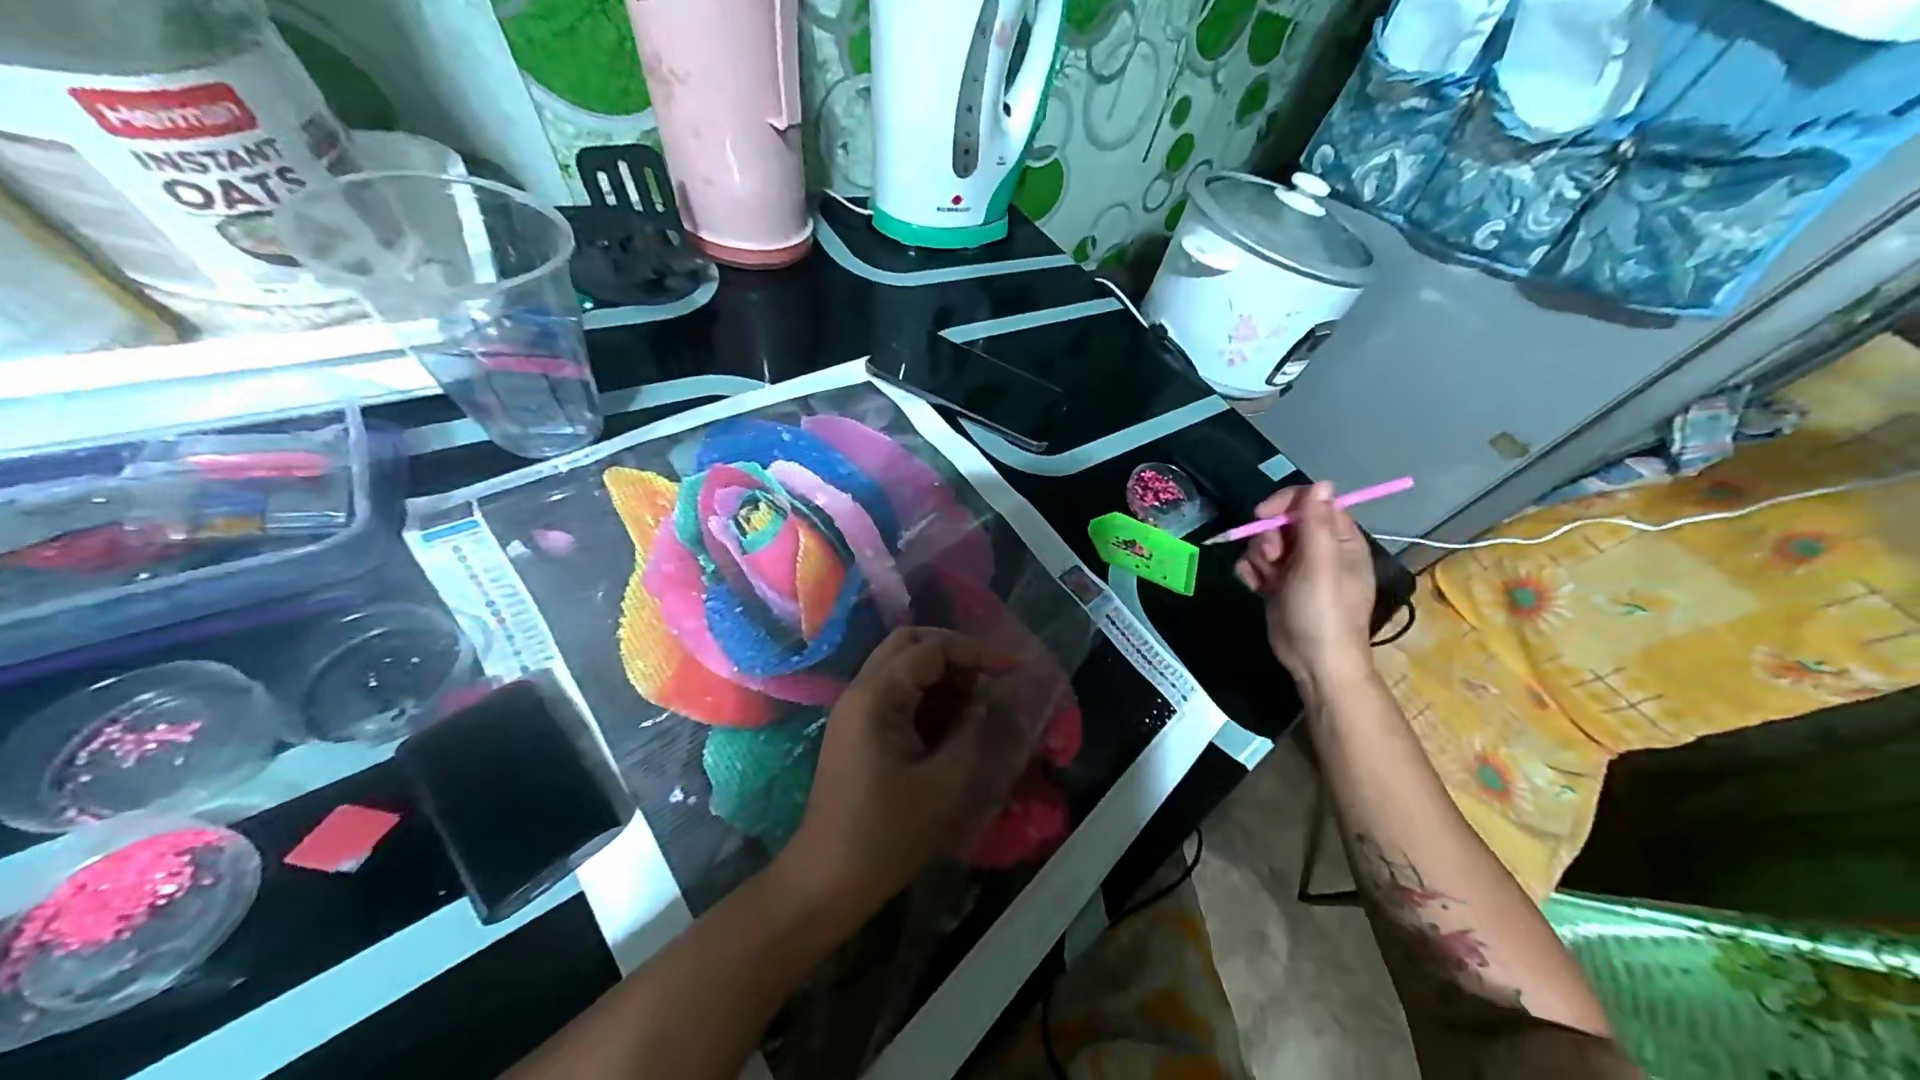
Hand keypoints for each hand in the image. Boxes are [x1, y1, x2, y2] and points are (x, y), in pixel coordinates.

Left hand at [780, 628, 1014, 919]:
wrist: (827, 879)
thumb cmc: (887, 834)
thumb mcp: (943, 784)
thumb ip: (970, 732)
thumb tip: (984, 701)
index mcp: (876, 696)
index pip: (930, 649)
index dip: (976, 651)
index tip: (1014, 667)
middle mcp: (860, 691)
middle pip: (909, 645)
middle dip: (954, 653)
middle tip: (990, 678)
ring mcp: (855, 711)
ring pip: (901, 667)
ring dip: (941, 674)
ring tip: (978, 702)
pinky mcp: (857, 731)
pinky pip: (894, 694)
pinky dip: (926, 696)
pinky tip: (953, 721)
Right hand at [1233, 481, 1376, 690]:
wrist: (1315, 662)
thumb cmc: (1324, 611)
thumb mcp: (1321, 564)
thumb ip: (1317, 523)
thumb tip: (1322, 483)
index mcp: (1339, 540)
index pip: (1312, 502)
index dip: (1286, 504)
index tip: (1264, 516)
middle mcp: (1320, 550)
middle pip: (1284, 521)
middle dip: (1268, 534)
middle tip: (1271, 557)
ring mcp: (1298, 569)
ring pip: (1267, 542)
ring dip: (1257, 554)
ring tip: (1264, 576)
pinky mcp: (1278, 586)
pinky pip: (1257, 565)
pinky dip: (1250, 571)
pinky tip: (1252, 584)